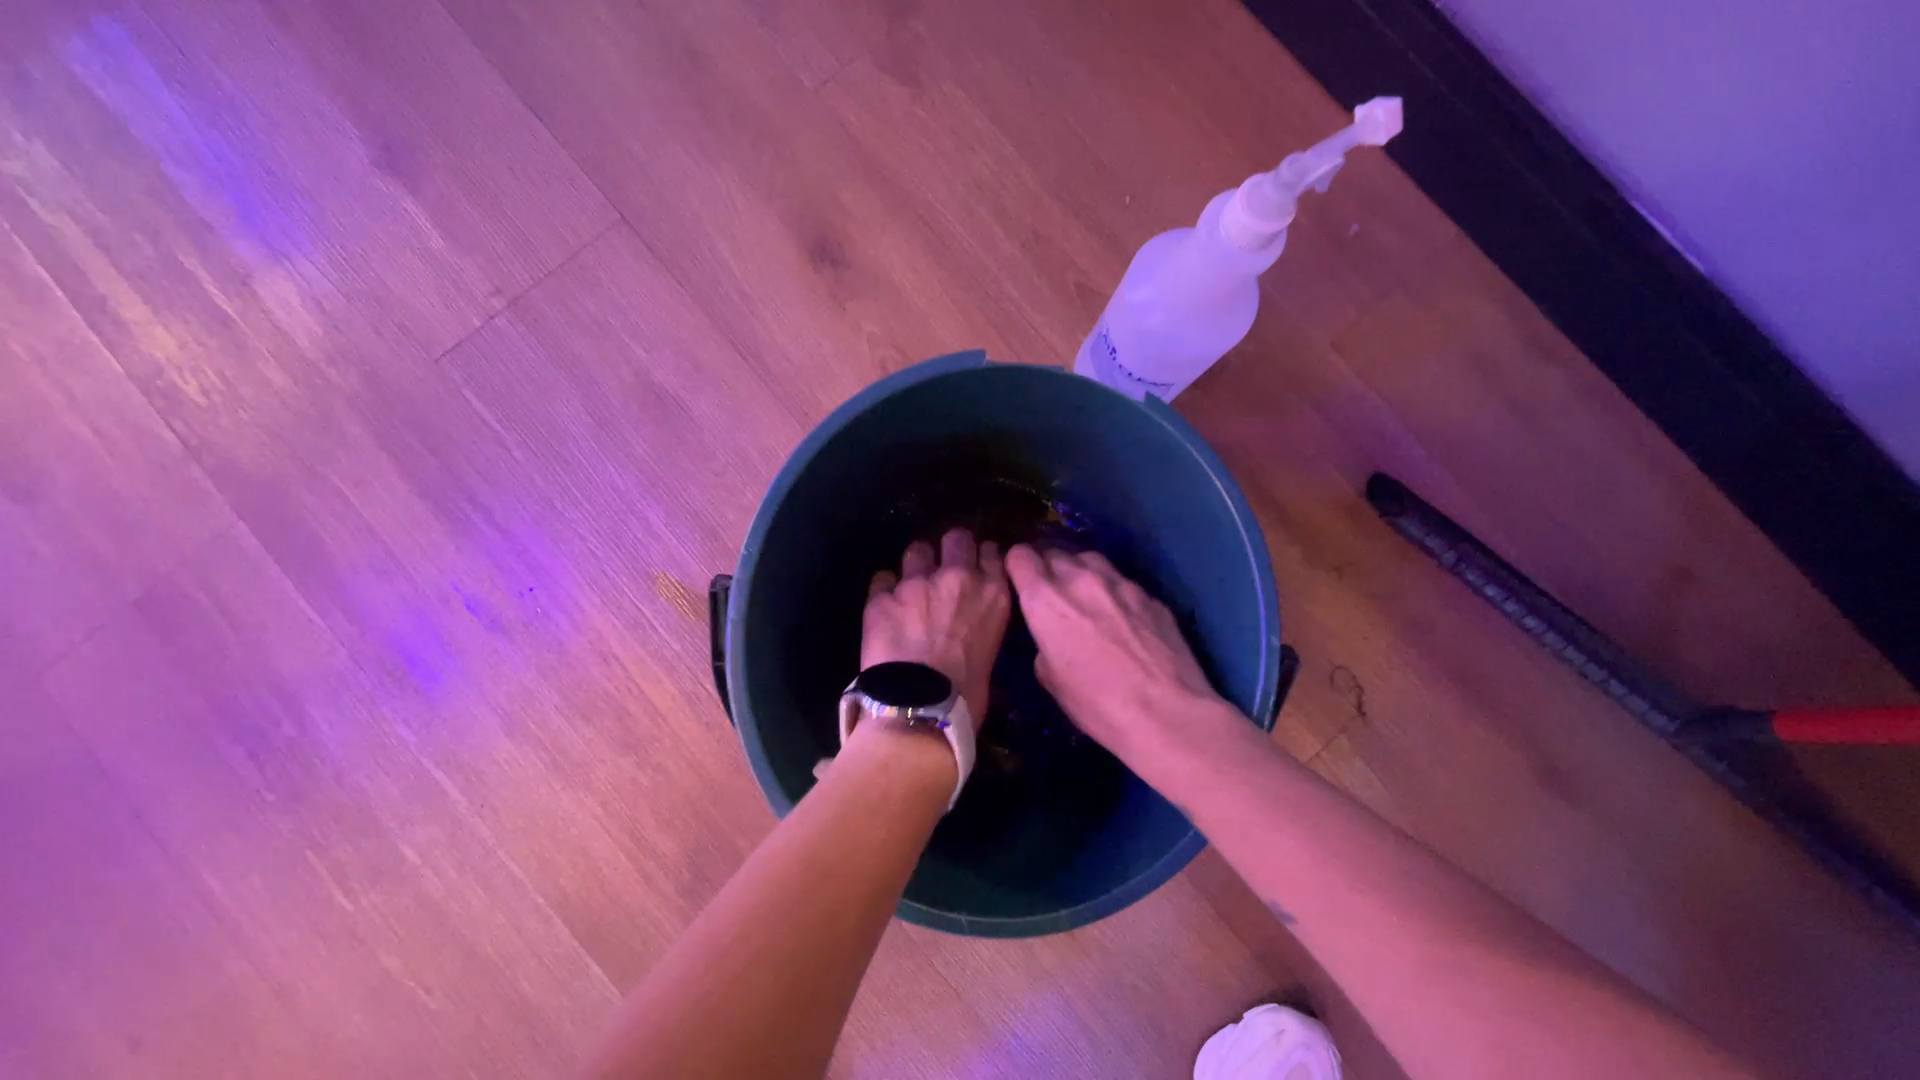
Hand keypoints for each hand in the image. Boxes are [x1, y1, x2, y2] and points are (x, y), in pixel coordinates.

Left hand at [862, 529, 1011, 720]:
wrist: (920, 708)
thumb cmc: (967, 695)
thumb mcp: (990, 653)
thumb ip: (982, 626)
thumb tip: (969, 634)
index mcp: (993, 594)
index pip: (992, 553)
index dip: (981, 556)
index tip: (976, 563)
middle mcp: (958, 577)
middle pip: (956, 538)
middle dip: (950, 548)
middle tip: (943, 566)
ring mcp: (917, 583)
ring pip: (917, 550)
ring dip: (916, 564)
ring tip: (911, 584)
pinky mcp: (882, 596)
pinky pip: (882, 579)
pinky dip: (885, 590)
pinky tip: (885, 605)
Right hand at [1004, 546, 1237, 765]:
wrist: (1167, 713)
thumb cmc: (1097, 704)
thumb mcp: (1050, 679)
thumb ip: (1044, 641)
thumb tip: (1053, 634)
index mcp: (1046, 600)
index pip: (1020, 556)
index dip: (1016, 566)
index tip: (1018, 581)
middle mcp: (1080, 579)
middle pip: (1054, 553)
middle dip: (1046, 567)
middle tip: (1049, 593)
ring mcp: (1120, 583)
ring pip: (1089, 560)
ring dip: (1079, 572)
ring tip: (1082, 596)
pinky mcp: (1150, 594)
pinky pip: (1120, 581)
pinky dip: (1111, 591)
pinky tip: (1119, 616)